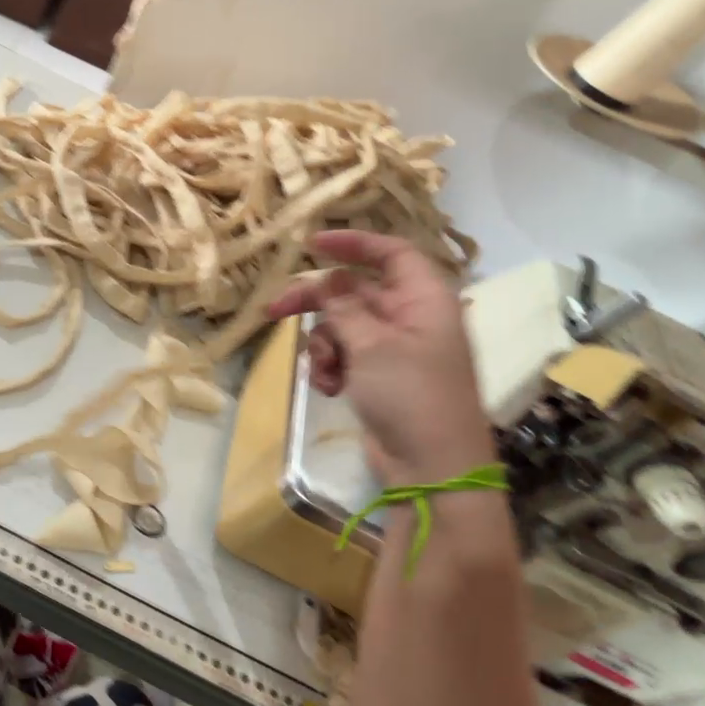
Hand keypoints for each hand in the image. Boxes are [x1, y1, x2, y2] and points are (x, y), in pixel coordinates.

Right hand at [266, 230, 493, 485]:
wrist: (431, 462)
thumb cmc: (410, 395)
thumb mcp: (371, 345)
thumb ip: (344, 306)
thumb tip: (328, 279)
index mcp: (424, 299)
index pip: (390, 253)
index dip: (352, 243)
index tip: (310, 245)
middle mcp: (411, 317)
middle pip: (353, 292)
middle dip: (316, 305)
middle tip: (273, 313)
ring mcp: (394, 348)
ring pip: (341, 327)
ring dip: (323, 346)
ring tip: (326, 374)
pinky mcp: (379, 375)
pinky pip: (343, 356)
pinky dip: (330, 368)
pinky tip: (330, 389)